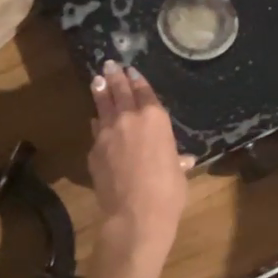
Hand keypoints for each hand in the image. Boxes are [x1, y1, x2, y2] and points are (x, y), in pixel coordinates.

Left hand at [88, 61, 192, 255]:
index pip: (144, 92)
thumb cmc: (168, 191)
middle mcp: (130, 119)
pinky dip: (97, 122)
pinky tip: (95, 119)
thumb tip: (183, 160)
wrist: (135, 214)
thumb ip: (177, 160)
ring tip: (97, 80)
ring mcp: (108, 133)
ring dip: (100, 91)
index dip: (138, 80)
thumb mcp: (178, 172)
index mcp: (155, 118)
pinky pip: (96, 130)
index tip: (131, 71)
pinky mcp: (94, 150)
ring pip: (103, 106)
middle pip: (120, 91)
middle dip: (115, 77)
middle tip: (109, 64)